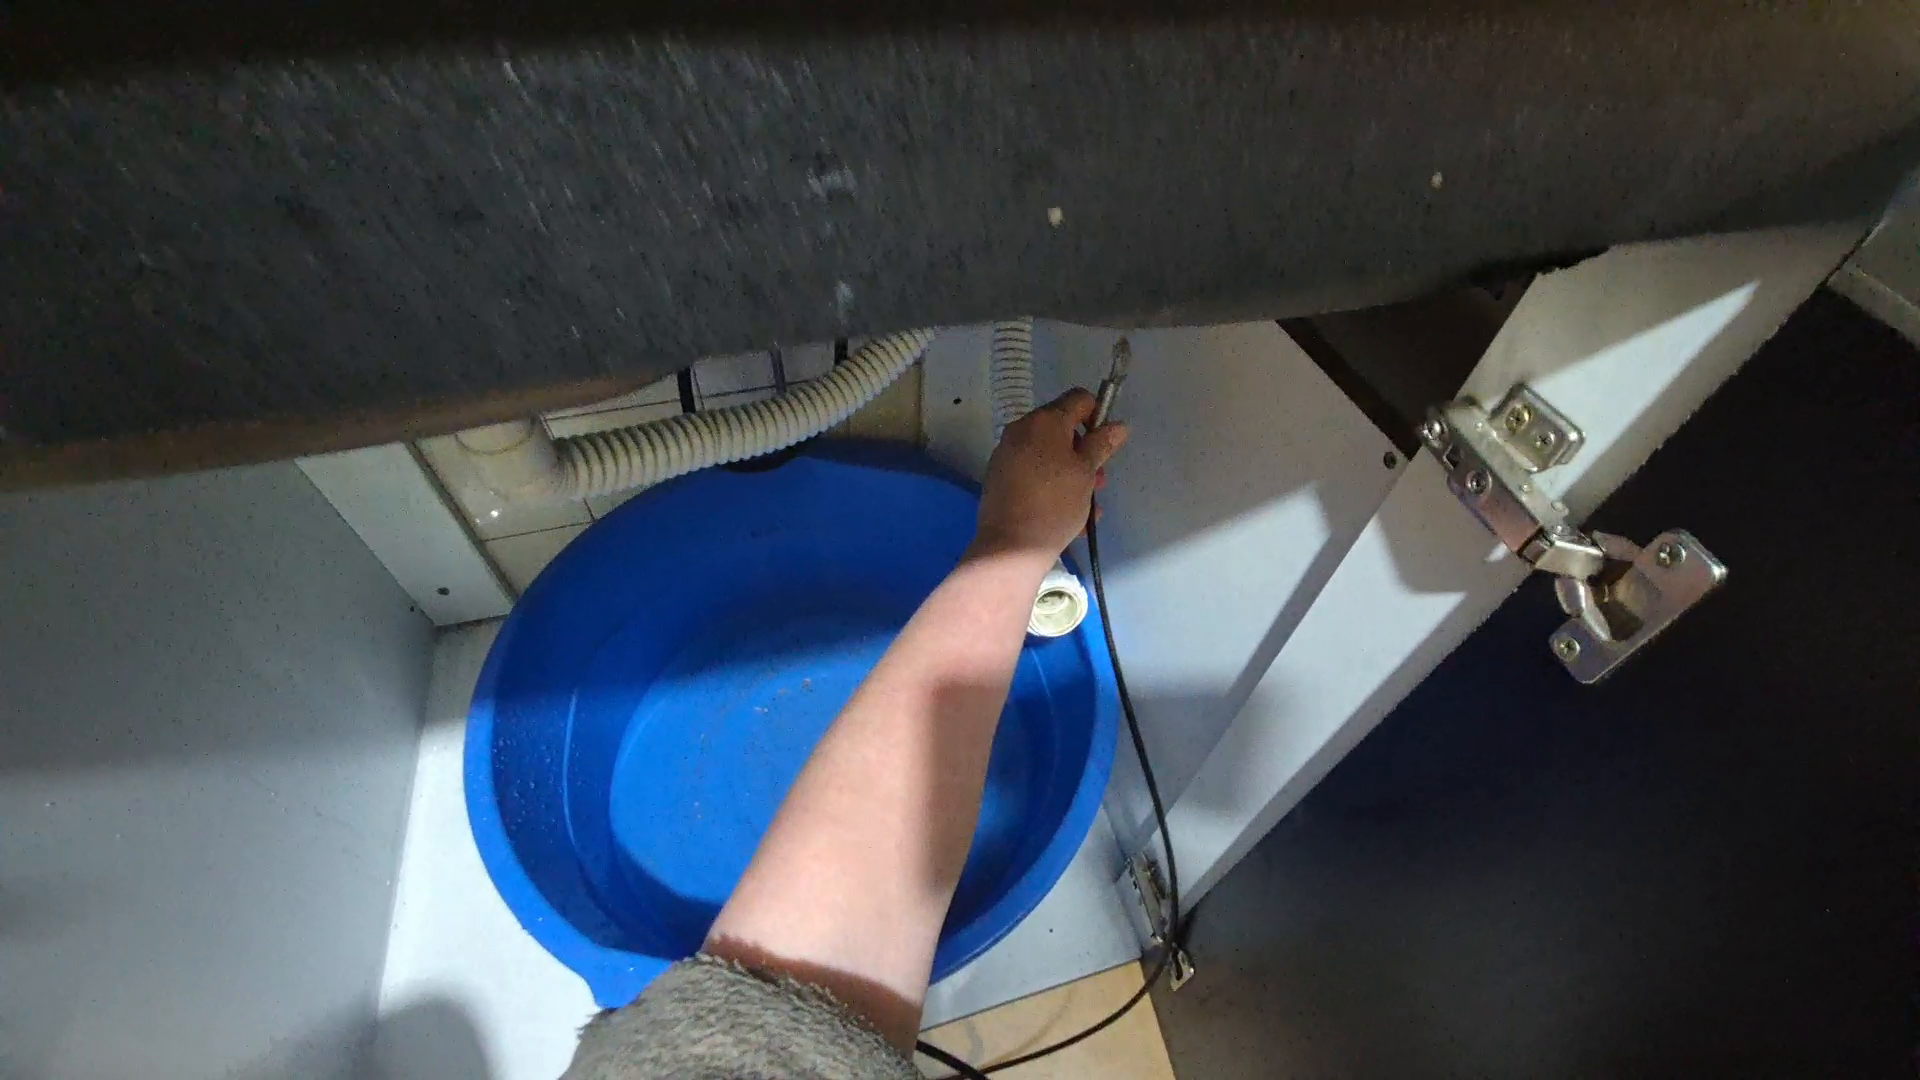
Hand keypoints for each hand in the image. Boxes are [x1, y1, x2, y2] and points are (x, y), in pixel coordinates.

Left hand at [971, 388, 1128, 562]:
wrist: (1010, 546)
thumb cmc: (1055, 504)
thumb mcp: (1086, 473)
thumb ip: (1101, 445)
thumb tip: (1118, 426)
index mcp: (1044, 421)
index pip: (1079, 399)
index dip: (1098, 415)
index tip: (1105, 445)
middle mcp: (1020, 430)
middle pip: (1062, 429)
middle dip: (1085, 453)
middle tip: (1098, 482)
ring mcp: (1006, 455)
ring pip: (1049, 456)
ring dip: (1073, 475)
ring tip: (1088, 508)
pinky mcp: (999, 478)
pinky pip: (1034, 474)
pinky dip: (1052, 487)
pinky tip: (1068, 518)